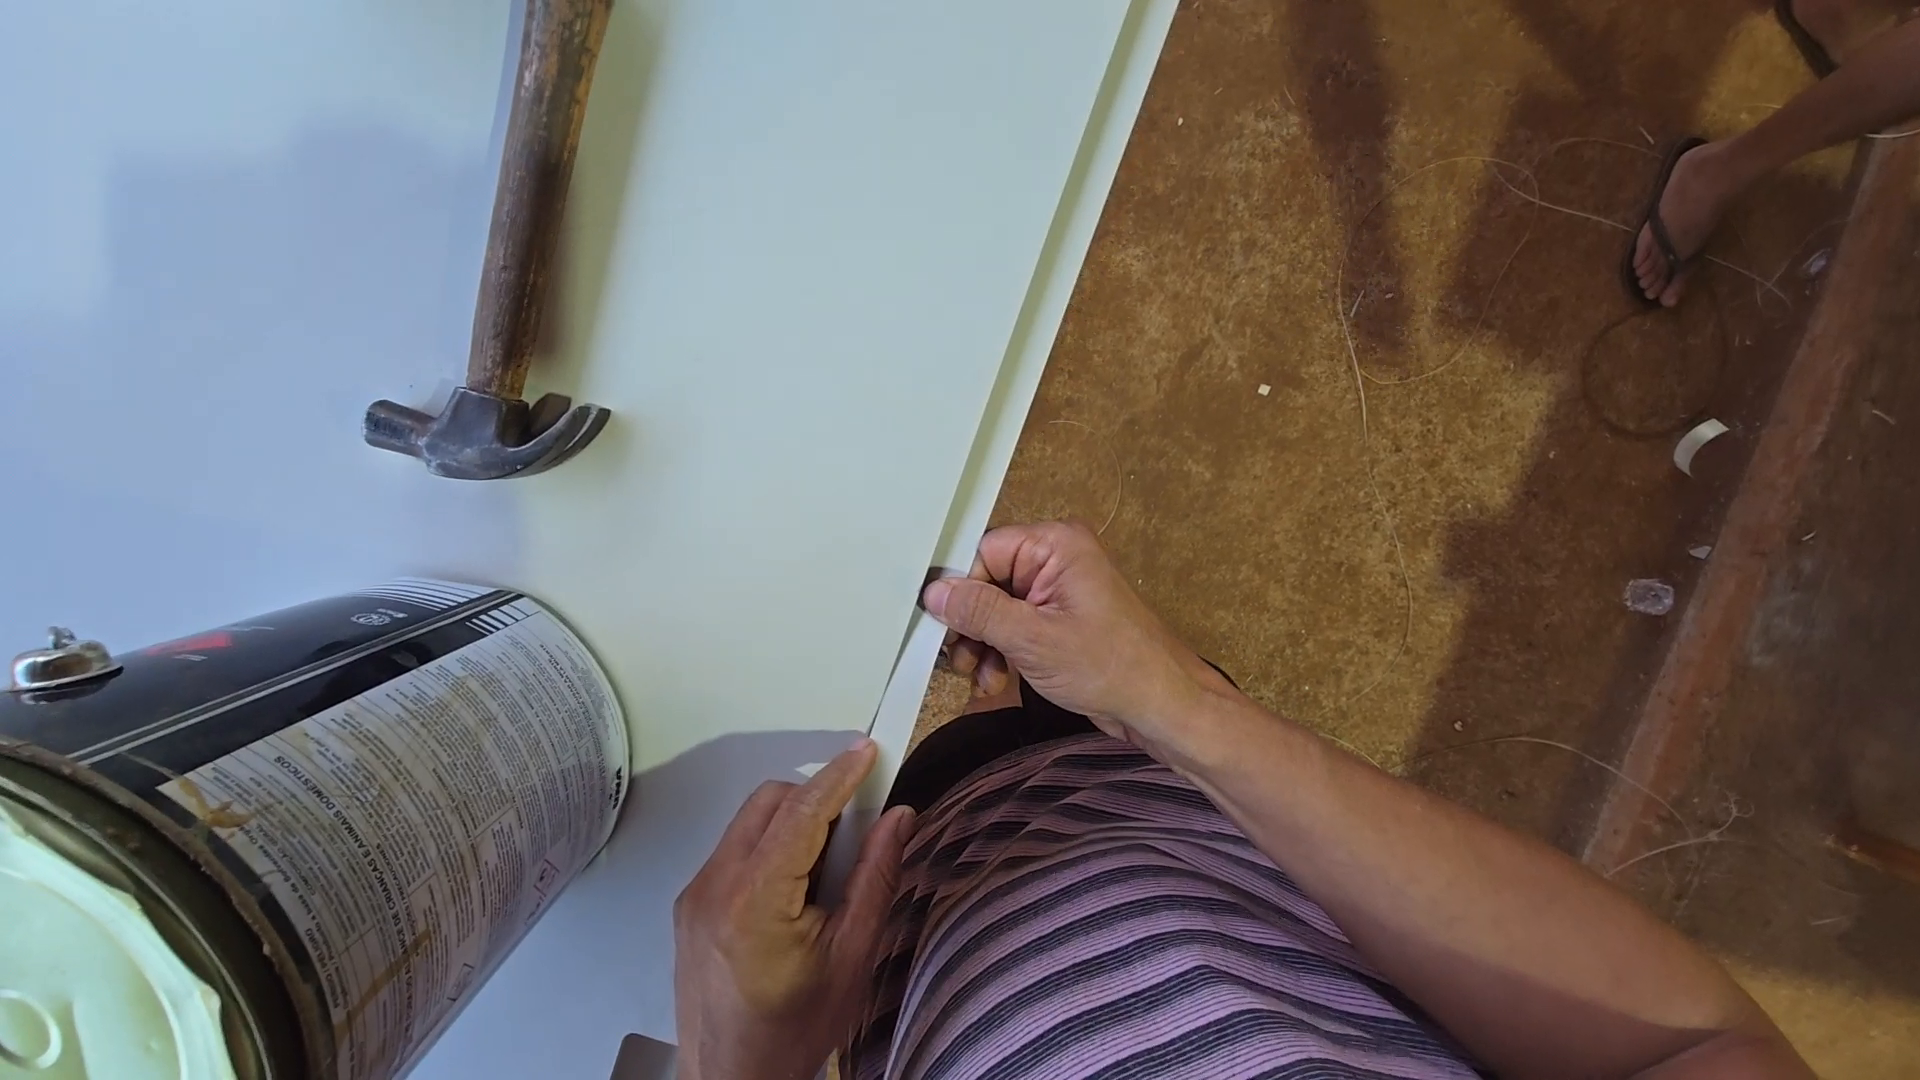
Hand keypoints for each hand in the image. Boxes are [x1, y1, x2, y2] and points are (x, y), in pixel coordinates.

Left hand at [673, 738, 916, 1079]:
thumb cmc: (795, 1031)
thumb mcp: (852, 957)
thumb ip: (875, 877)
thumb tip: (898, 816)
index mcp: (755, 904)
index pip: (801, 814)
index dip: (839, 776)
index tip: (866, 750)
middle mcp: (714, 888)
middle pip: (770, 802)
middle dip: (815, 798)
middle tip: (854, 825)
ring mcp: (695, 894)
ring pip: (750, 820)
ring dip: (792, 821)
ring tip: (823, 869)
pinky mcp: (689, 903)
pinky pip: (735, 846)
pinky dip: (770, 845)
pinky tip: (794, 887)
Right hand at [921, 522, 1227, 755]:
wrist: (1160, 707)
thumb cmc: (1109, 667)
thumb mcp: (1033, 639)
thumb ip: (979, 612)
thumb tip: (934, 592)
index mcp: (1055, 545)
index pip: (985, 551)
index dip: (962, 589)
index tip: (944, 625)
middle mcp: (1056, 559)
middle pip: (988, 580)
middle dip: (971, 623)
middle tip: (959, 657)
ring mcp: (1058, 590)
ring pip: (997, 607)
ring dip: (982, 643)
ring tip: (980, 676)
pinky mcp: (1058, 619)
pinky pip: (1014, 625)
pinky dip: (1001, 651)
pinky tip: (996, 679)